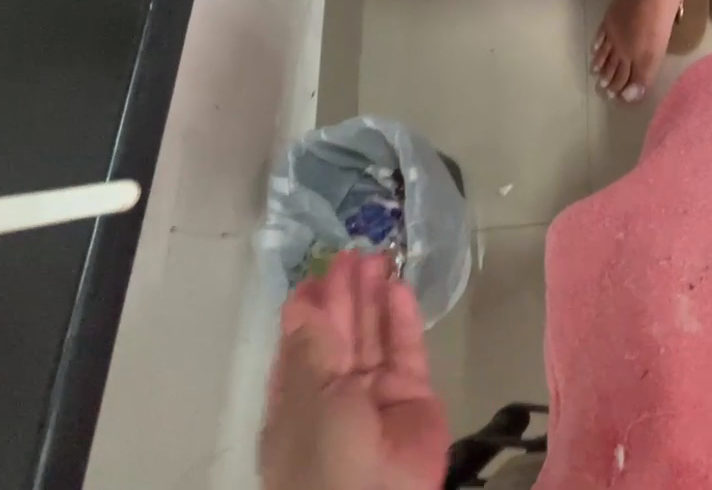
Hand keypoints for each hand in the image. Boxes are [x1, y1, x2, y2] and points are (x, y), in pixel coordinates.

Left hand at [260, 251, 448, 489]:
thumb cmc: (322, 457)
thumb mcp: (306, 401)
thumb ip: (313, 347)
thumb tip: (304, 302)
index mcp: (297, 402)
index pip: (301, 346)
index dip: (308, 309)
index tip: (316, 272)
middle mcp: (336, 393)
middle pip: (341, 334)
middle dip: (346, 294)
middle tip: (354, 253)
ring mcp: (377, 393)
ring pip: (374, 336)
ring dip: (374, 298)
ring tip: (379, 258)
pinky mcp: (414, 393)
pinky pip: (406, 349)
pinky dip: (403, 319)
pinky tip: (399, 288)